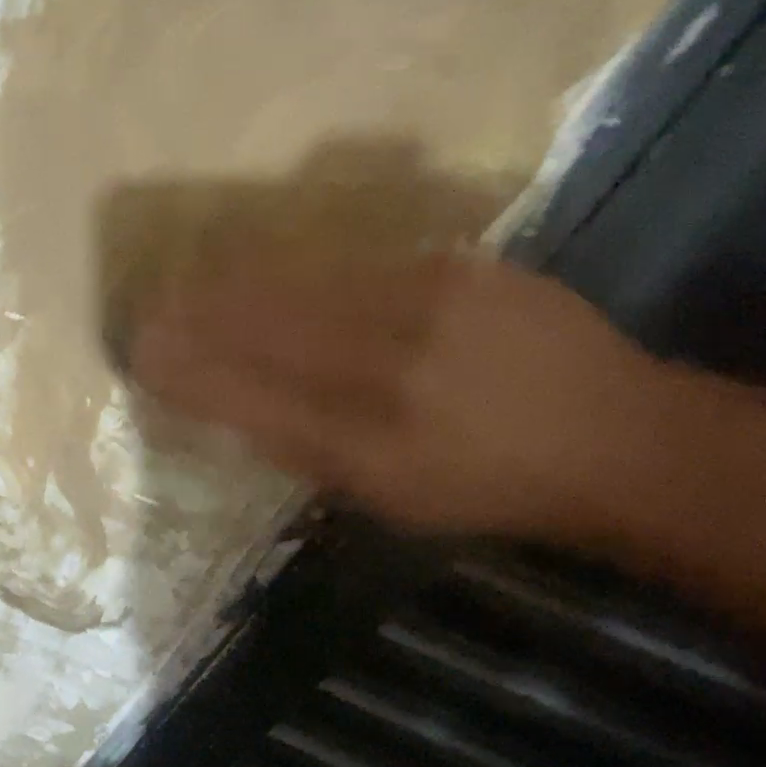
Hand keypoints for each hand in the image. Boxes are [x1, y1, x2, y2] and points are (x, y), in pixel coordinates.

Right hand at [128, 237, 672, 537]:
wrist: (622, 437)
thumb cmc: (493, 488)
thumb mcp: (393, 501)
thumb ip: (312, 455)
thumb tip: (240, 413)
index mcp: (376, 449)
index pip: (256, 403)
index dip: (191, 378)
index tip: (143, 359)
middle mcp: (397, 375)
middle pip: (272, 336)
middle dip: (200, 323)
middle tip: (149, 315)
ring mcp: (433, 312)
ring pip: (308, 292)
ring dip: (237, 288)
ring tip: (189, 286)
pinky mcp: (462, 269)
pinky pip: (357, 265)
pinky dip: (300, 268)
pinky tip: (267, 265)